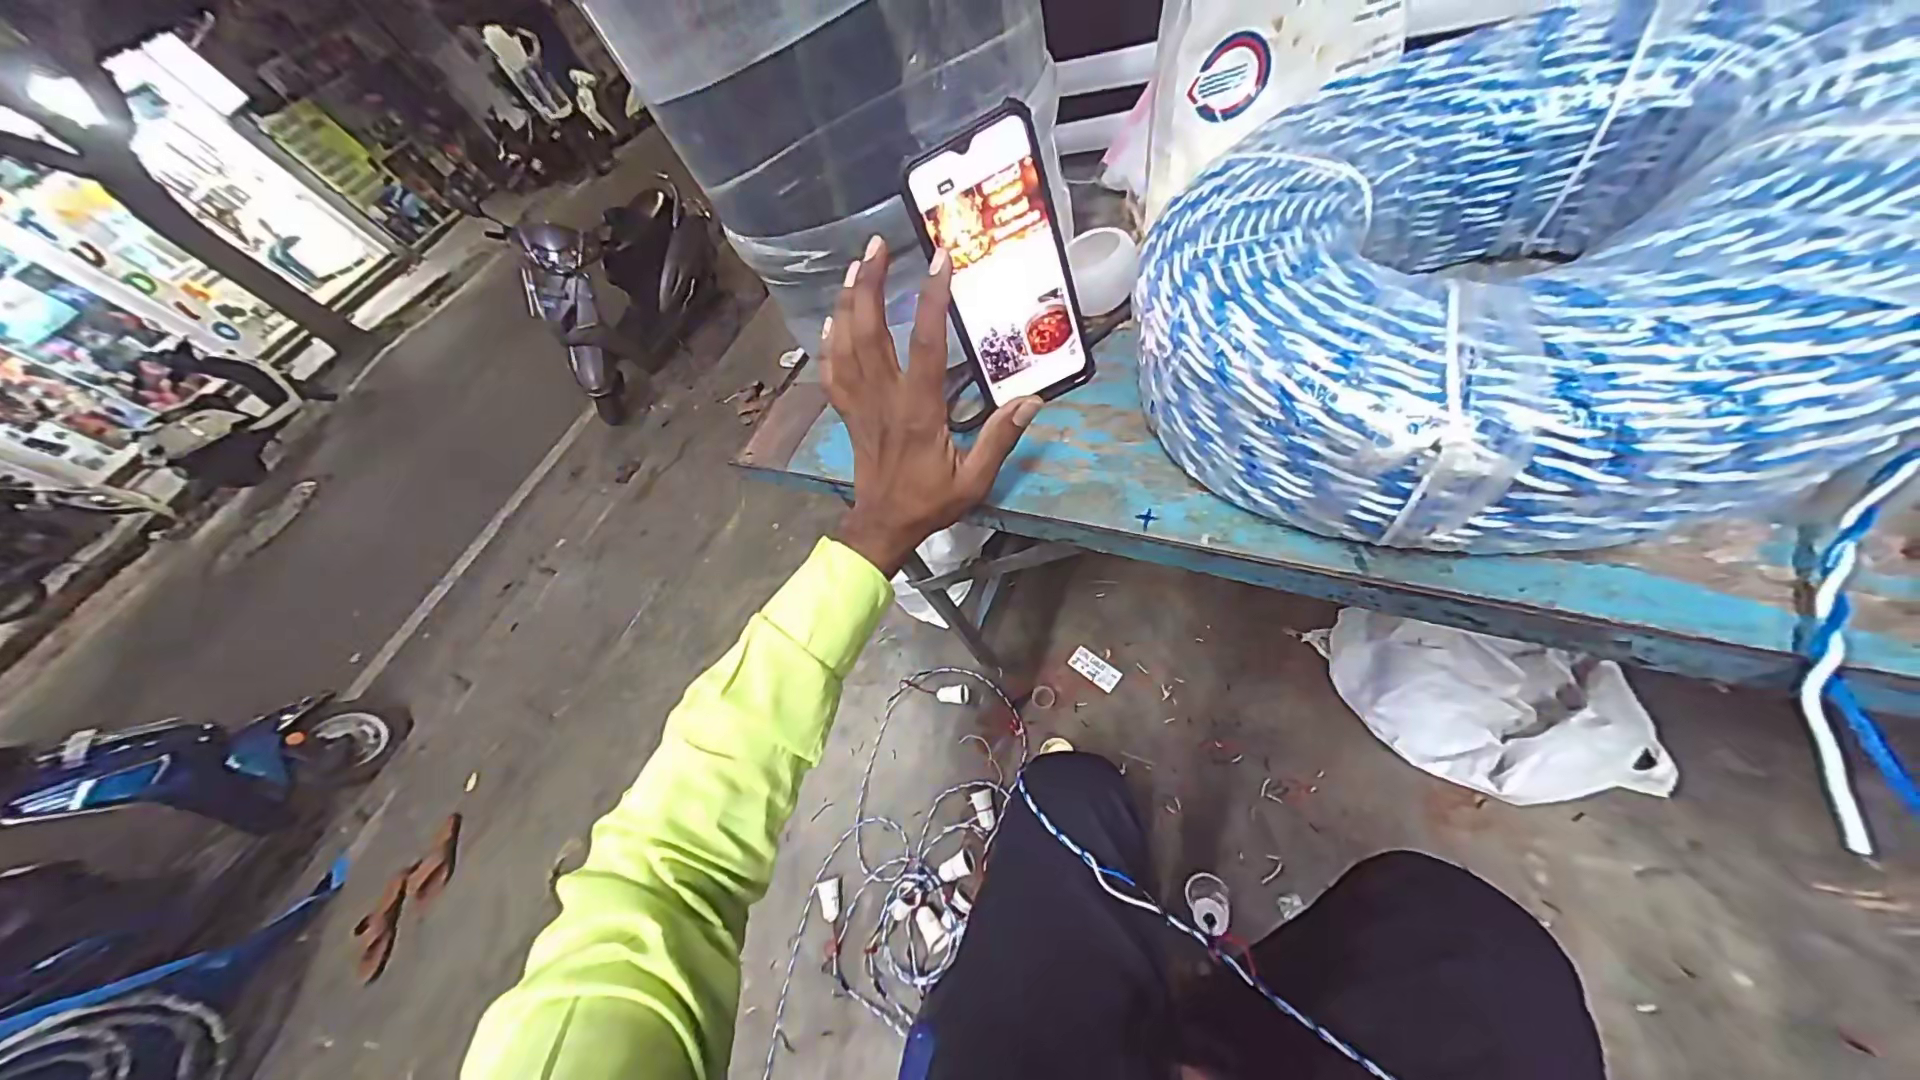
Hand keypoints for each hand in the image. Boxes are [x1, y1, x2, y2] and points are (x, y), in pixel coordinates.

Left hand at [822, 235, 1041, 575]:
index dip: (931, 299)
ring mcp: (860, 403)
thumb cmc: (928, 502)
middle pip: (870, 331)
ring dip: (848, 300)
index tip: (940, 260)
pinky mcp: (848, 412)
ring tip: (854, 264)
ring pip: (846, 343)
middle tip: (879, 245)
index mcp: (919, 410)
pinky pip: (832, 370)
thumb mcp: (974, 480)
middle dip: (871, 283)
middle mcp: (884, 398)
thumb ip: (1000, 439)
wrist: (883, 525)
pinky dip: (829, 341)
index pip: (924, 344)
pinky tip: (832, 318)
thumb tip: (1032, 402)